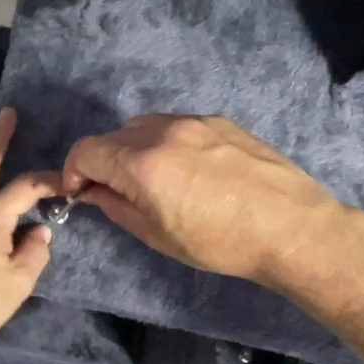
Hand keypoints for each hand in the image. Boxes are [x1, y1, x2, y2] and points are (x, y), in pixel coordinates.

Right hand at [61, 115, 352, 285]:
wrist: (290, 227)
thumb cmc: (218, 242)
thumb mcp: (155, 234)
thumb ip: (115, 205)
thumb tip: (92, 191)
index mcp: (142, 163)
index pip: (85, 150)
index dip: (73, 172)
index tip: (81, 193)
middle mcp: (163, 131)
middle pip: (112, 136)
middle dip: (103, 162)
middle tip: (116, 192)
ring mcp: (194, 122)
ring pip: (142, 126)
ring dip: (132, 149)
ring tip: (152, 181)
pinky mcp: (220, 122)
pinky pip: (174, 125)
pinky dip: (163, 143)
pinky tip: (186, 171)